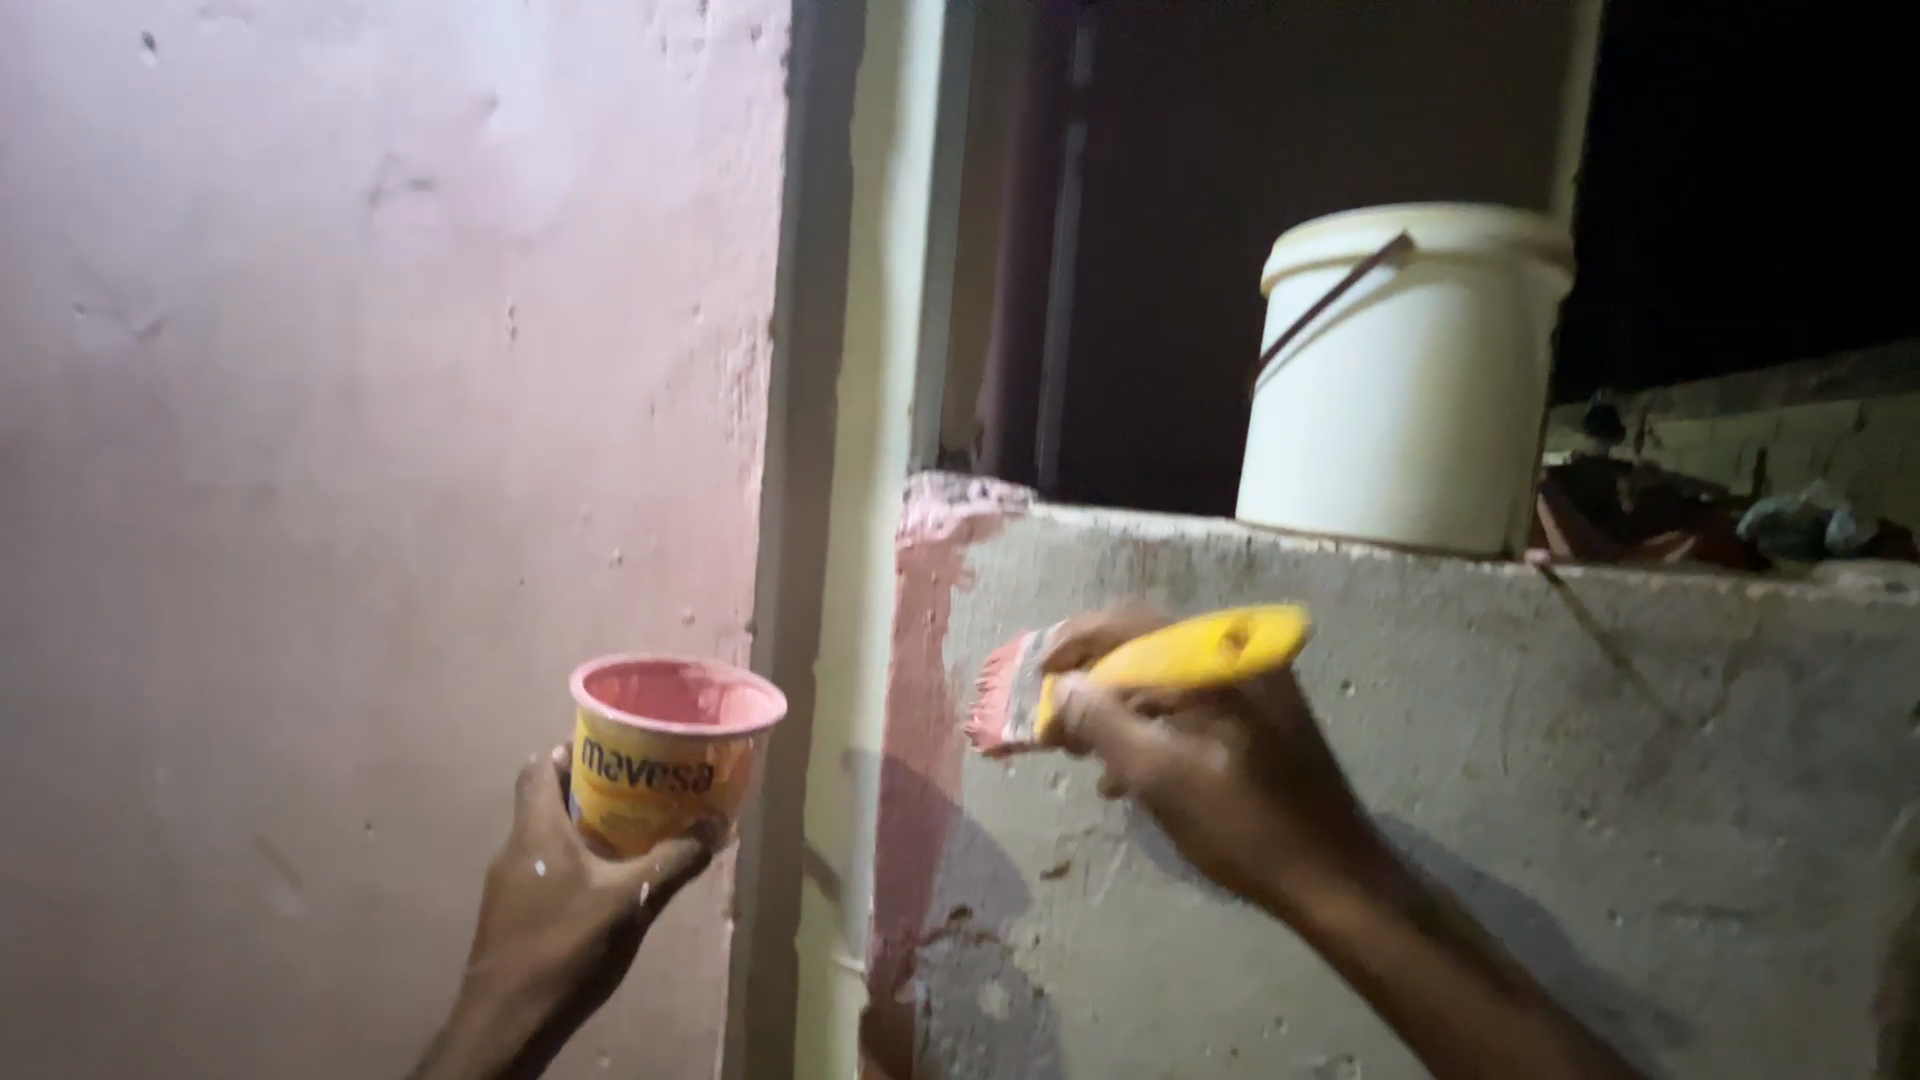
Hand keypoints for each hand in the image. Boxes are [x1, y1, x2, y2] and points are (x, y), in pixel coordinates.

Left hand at [414, 745, 717, 1079]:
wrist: (503, 1027)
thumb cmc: (564, 947)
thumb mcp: (631, 900)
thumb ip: (674, 859)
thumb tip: (718, 825)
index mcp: (535, 831)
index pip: (538, 767)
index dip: (570, 749)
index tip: (613, 746)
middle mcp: (515, 848)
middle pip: (547, 797)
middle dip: (592, 786)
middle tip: (640, 783)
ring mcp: (508, 883)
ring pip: (547, 833)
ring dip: (585, 824)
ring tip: (635, 825)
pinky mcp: (511, 912)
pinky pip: (545, 864)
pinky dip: (576, 856)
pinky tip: (611, 876)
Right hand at [1041, 603, 1406, 915]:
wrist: (1336, 879)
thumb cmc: (1242, 824)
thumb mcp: (1158, 775)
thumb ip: (1102, 721)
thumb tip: (1062, 686)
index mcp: (1215, 658)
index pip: (1129, 620)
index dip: (1075, 641)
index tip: (1041, 673)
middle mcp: (1235, 655)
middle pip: (1144, 644)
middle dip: (1093, 678)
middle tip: (1058, 715)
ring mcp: (1252, 683)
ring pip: (1163, 675)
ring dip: (1117, 705)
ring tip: (1082, 748)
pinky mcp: (1258, 714)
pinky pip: (1189, 701)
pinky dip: (1150, 723)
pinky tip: (1125, 770)